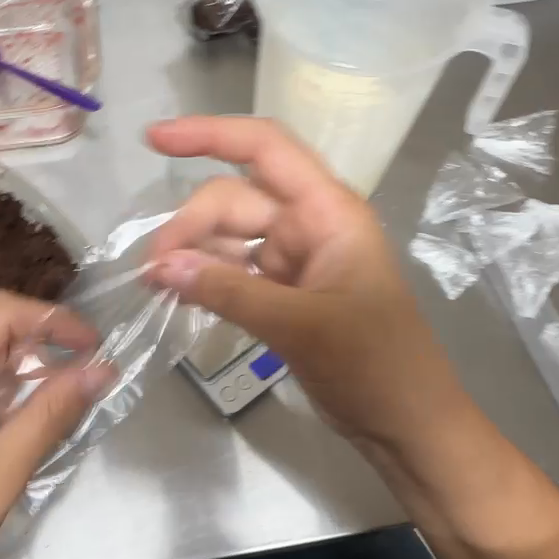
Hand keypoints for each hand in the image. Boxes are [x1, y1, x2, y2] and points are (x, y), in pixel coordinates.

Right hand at [144, 116, 454, 451]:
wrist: (407, 423)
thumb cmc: (375, 364)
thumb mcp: (301, 325)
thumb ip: (229, 292)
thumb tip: (161, 267)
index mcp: (328, 212)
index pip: (265, 150)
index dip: (210, 135)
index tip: (153, 140)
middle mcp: (309, 227)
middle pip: (235, 200)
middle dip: (190, 225)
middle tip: (152, 271)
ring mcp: (295, 263)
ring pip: (229, 239)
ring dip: (192, 255)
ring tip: (154, 284)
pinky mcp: (284, 298)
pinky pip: (235, 275)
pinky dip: (207, 282)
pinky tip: (178, 295)